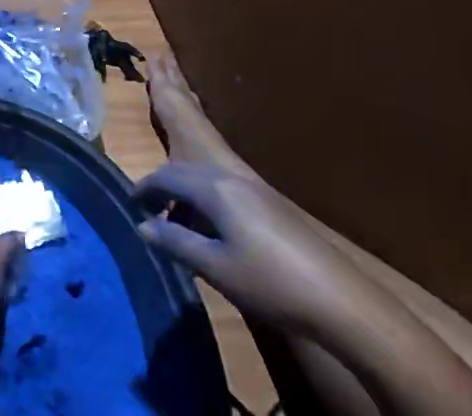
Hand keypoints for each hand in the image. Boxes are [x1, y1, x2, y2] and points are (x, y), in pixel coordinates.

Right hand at [134, 163, 384, 337]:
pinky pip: (226, 190)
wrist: (341, 300)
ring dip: (185, 195)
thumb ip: (174, 242)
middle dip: (163, 188)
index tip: (130, 205)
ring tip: (177, 225)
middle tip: (148, 213)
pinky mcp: (272, 204)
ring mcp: (256, 189)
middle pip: (186, 172)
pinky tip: (212, 231)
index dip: (144, 189)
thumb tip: (143, 226)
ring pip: (207, 180)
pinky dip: (207, 201)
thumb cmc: (269, 283)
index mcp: (214, 188)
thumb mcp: (214, 267)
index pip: (167, 176)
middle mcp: (233, 178)